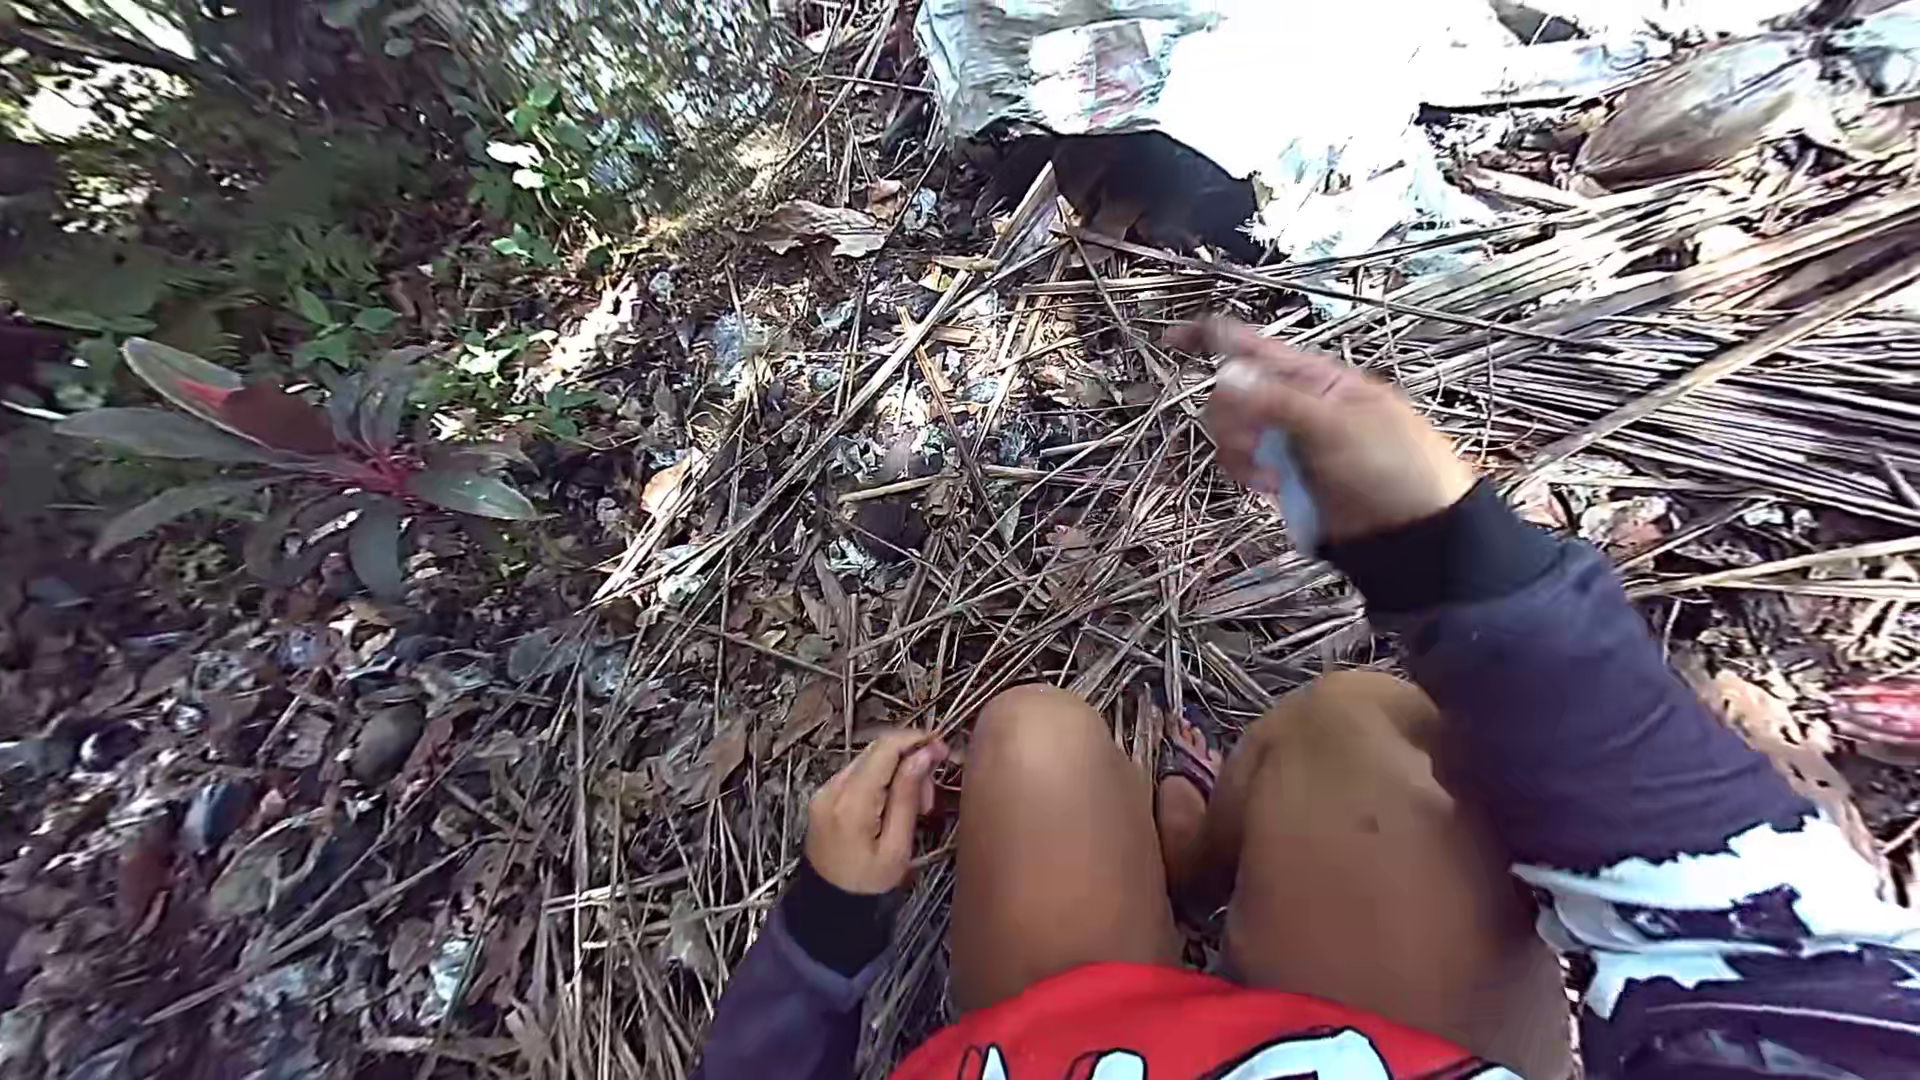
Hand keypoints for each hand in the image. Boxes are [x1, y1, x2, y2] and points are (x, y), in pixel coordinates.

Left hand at [805, 730, 948, 893]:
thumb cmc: (867, 888)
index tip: (941, 748)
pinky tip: (894, 805)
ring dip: (898, 771)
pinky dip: (882, 780)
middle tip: (930, 793)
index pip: (886, 748)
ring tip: (915, 805)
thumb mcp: (897, 847)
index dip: (916, 740)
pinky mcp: (825, 796)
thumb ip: (907, 795)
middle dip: (911, 760)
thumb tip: (923, 754)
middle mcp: (832, 789)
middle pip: (878, 750)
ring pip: (870, 759)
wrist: (828, 913)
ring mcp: (825, 791)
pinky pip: (859, 773)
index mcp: (851, 802)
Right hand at [1168, 316, 1474, 541]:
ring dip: (1237, 451)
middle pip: (1230, 394)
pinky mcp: (1276, 469)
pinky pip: (1238, 461)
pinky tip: (1267, 483)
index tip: (1173, 339)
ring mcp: (1282, 438)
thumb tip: (1228, 377)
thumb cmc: (1396, 467)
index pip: (1254, 347)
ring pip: (1229, 431)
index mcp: (1313, 378)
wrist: (1407, 529)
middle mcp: (1291, 404)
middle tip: (1253, 440)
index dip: (1212, 340)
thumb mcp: (1337, 427)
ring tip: (1266, 471)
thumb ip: (1277, 401)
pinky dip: (1242, 471)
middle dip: (1231, 419)